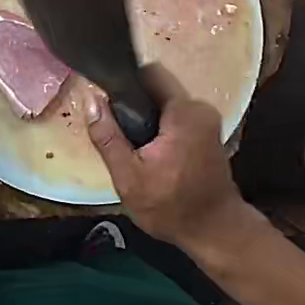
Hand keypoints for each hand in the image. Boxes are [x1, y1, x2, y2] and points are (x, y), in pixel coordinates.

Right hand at [85, 64, 264, 260]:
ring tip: (129, 143)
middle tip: (115, 129)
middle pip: (158, 89)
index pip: (150, 73)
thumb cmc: (170, 206)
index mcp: (184, 112)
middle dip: (134, 105)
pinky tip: (148, 151)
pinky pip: (177, 118)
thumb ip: (108, 137)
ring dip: (146, 119)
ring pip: (166, 105)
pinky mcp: (208, 133)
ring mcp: (207, 120)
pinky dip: (160, 128)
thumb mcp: (128, 177)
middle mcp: (200, 108)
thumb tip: (91, 101)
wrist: (214, 231)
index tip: (106, 97)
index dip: (125, 81)